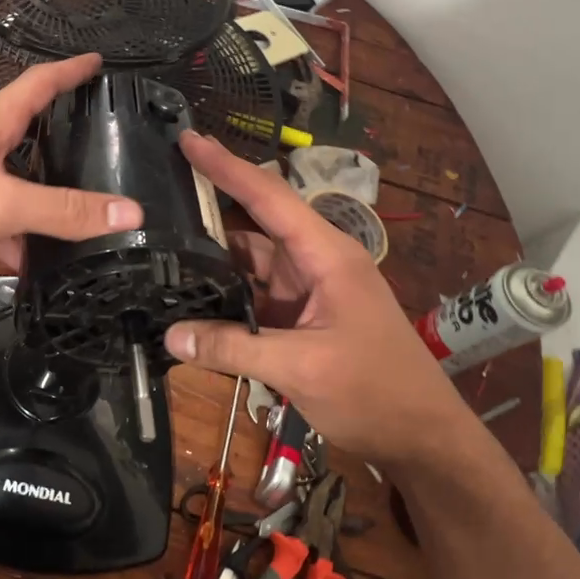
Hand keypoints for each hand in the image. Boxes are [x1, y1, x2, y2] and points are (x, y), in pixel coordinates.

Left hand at [0, 53, 142, 274]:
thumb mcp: (1, 203)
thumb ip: (63, 210)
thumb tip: (133, 212)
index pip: (40, 83)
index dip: (71, 71)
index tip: (99, 62)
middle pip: (30, 134)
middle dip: (65, 140)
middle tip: (106, 145)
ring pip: (16, 186)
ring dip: (44, 203)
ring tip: (85, 218)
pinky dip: (14, 240)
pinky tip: (34, 266)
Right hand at [165, 133, 479, 472]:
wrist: (423, 439)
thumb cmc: (377, 392)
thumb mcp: (302, 369)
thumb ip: (233, 349)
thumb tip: (170, 334)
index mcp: (326, 255)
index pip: (268, 196)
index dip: (226, 166)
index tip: (187, 139)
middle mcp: (314, 261)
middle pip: (253, 224)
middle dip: (208, 206)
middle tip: (156, 192)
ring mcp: (306, 289)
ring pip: (248, 262)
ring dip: (210, 259)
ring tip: (155, 246)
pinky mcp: (298, 316)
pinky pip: (252, 294)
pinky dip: (222, 294)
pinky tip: (187, 296)